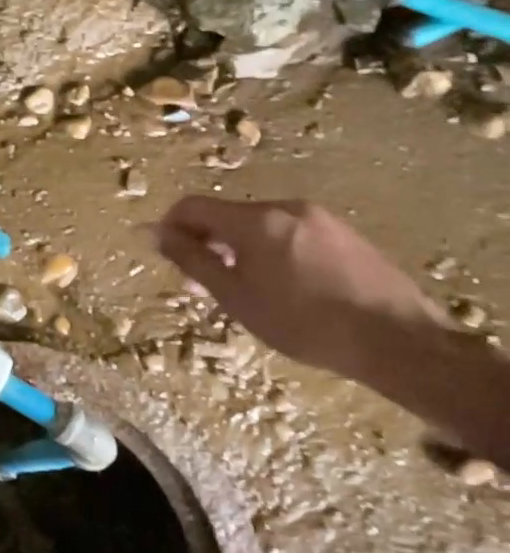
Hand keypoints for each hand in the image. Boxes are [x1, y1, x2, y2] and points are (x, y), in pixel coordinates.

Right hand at [153, 196, 442, 381]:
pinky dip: (274, 254)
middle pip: (228, 216)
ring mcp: (323, 222)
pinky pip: (293, 236)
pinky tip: (285, 289)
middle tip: (203, 282)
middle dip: (208, 243)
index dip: (170, 227)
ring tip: (245, 289)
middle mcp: (287, 209)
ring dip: (241, 250)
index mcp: (254, 219)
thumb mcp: (233, 295)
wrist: (404, 346)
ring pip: (261, 227)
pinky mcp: (350, 239)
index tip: (168, 258)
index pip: (192, 206)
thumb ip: (189, 259)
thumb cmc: (304, 322)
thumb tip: (148, 232)